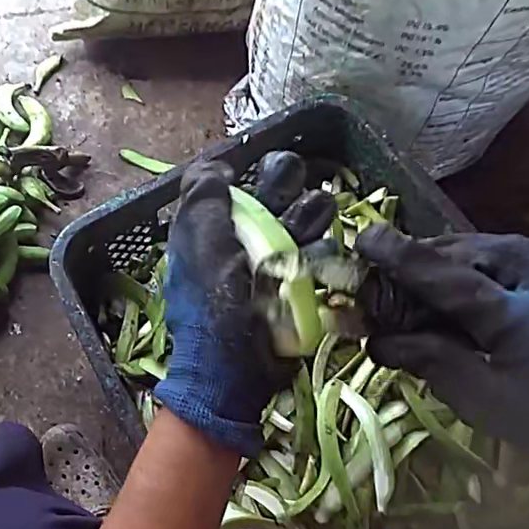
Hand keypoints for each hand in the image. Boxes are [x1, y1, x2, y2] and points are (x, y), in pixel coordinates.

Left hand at [154, 152, 330, 456]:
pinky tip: (327, 240)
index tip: (247, 158)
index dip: (232, 171)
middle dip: (281, 183)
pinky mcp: (290, 287)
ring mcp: (264, 267)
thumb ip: (203, 202)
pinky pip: (311, 257)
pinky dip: (320, 248)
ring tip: (321, 204)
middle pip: (262, 200)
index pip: (218, 189)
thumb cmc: (212, 306)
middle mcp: (233, 245)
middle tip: (295, 175)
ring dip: (307, 211)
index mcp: (204, 234)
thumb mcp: (200, 248)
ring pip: (292, 224)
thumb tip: (215, 167)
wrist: (236, 369)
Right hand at [356, 229, 528, 505]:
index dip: (401, 257)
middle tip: (393, 271)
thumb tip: (378, 342)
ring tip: (430, 272)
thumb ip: (432, 362)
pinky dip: (491, 259)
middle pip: (471, 251)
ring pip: (500, 246)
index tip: (365, 237)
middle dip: (427, 257)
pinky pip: (527, 254)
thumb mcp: (486, 403)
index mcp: (520, 318)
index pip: (447, 278)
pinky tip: (479, 277)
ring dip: (458, 255)